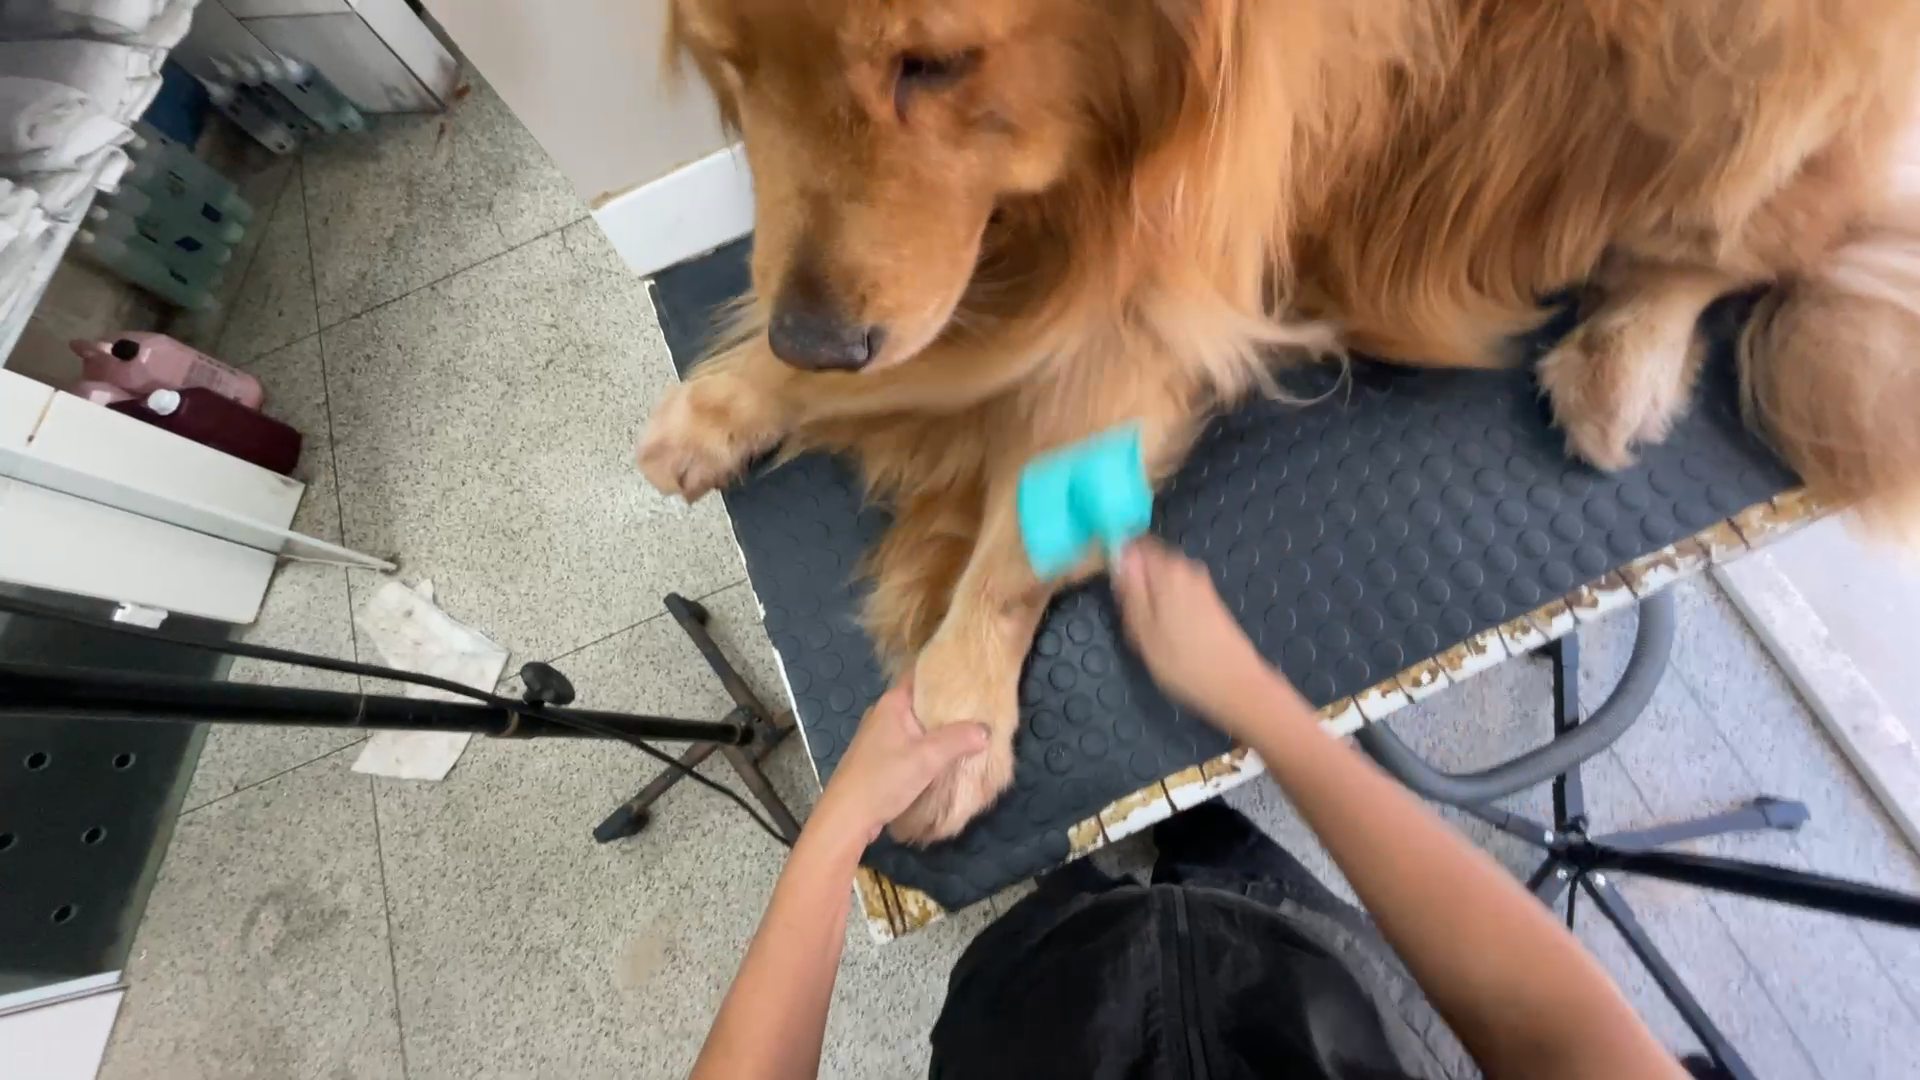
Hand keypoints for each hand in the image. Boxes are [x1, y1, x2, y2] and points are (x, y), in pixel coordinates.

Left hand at [811, 675, 990, 844]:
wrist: (846, 817)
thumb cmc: (883, 779)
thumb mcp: (926, 758)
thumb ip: (958, 740)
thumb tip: (986, 730)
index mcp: (893, 703)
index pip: (922, 675)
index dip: (946, 672)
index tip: (972, 676)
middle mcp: (884, 713)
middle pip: (922, 700)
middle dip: (949, 704)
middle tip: (980, 706)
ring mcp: (880, 736)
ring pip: (918, 724)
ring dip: (940, 728)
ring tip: (971, 728)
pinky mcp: (881, 757)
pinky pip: (911, 742)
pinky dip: (928, 745)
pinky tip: (947, 754)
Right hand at [1111, 537, 1295, 731]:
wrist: (1236, 686)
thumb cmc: (1182, 662)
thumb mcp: (1142, 629)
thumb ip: (1129, 588)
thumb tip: (1120, 557)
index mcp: (1167, 569)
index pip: (1133, 546)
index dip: (1119, 562)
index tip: (1114, 590)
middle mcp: (1187, 568)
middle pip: (1148, 565)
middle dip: (1135, 587)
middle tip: (1131, 623)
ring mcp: (1202, 585)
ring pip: (1162, 583)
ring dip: (1150, 602)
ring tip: (1148, 636)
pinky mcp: (1211, 602)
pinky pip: (1177, 595)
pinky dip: (1167, 610)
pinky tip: (1168, 640)